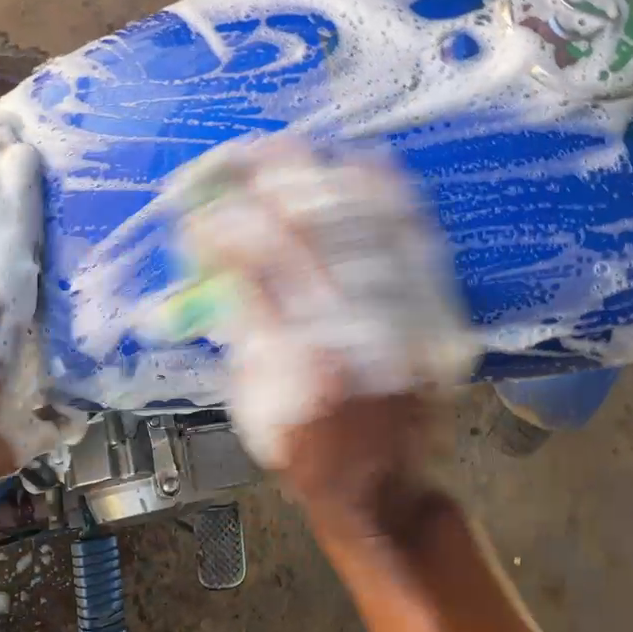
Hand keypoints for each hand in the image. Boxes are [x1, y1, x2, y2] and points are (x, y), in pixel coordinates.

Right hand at [173, 137, 476, 534]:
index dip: (223, 230)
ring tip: (283, 145)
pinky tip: (360, 160)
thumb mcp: (252, 405)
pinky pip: (414, 236)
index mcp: (304, 360)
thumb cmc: (307, 453)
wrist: (386, 485)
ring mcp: (404, 315)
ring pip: (360, 222)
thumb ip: (241, 330)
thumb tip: (221, 260)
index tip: (199, 214)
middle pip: (309, 231)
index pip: (257, 270)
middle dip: (266, 181)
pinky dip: (387, 192)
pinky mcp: (433, 310)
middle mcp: (359, 330)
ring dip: (317, 174)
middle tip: (238, 156)